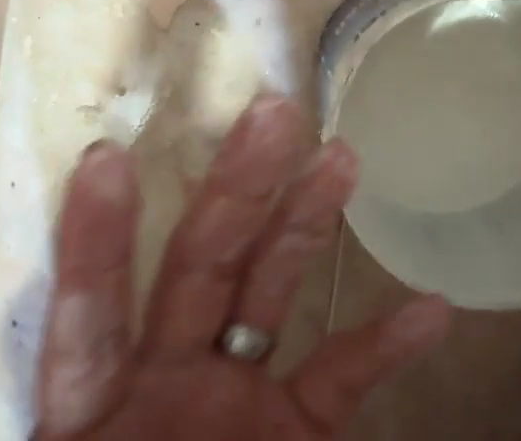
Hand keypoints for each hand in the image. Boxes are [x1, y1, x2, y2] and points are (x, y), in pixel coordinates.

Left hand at [35, 94, 452, 440]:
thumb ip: (105, 432)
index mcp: (99, 406)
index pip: (91, 311)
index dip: (96, 240)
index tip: (104, 161)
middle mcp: (165, 380)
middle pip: (198, 264)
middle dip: (234, 187)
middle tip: (270, 110)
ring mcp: (233, 398)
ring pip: (269, 291)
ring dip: (304, 224)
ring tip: (341, 156)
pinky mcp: (293, 430)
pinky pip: (340, 378)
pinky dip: (381, 346)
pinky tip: (429, 306)